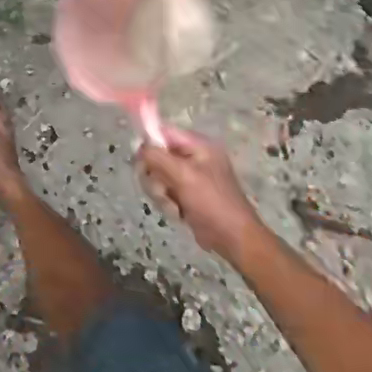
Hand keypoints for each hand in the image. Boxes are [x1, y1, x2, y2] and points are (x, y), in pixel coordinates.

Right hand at [137, 129, 263, 257]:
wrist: (233, 239)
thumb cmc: (212, 203)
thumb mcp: (183, 175)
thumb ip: (157, 156)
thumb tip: (138, 146)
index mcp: (198, 146)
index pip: (163, 132)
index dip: (148, 143)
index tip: (141, 161)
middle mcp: (192, 157)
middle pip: (155, 155)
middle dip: (154, 175)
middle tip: (161, 189)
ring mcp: (188, 177)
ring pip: (156, 175)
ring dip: (159, 192)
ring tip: (173, 205)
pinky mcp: (184, 194)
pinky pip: (162, 191)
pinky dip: (165, 202)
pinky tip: (177, 213)